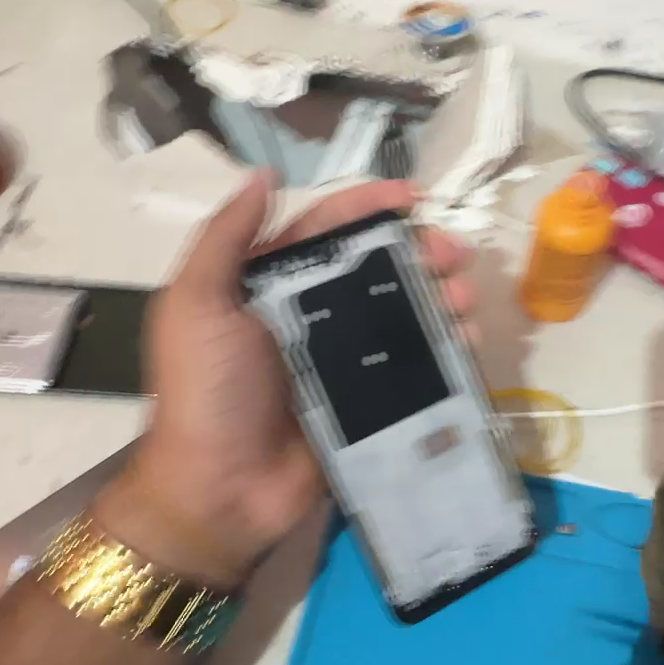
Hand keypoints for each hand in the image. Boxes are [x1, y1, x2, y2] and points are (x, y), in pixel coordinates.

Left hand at [92, 172, 476, 585]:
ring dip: (438, 297)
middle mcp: (310, 316)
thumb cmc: (206, 391)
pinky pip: (411, 366)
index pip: (326, 231)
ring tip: (466, 296)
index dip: (369, 208)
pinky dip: (442, 349)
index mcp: (269, 285)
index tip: (415, 198)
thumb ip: (226, 238)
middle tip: (457, 253)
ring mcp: (343, 360)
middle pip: (375, 270)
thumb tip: (263, 174)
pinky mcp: (367, 401)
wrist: (221, 490)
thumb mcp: (196, 305)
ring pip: (401, 315)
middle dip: (419, 252)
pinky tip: (466, 339)